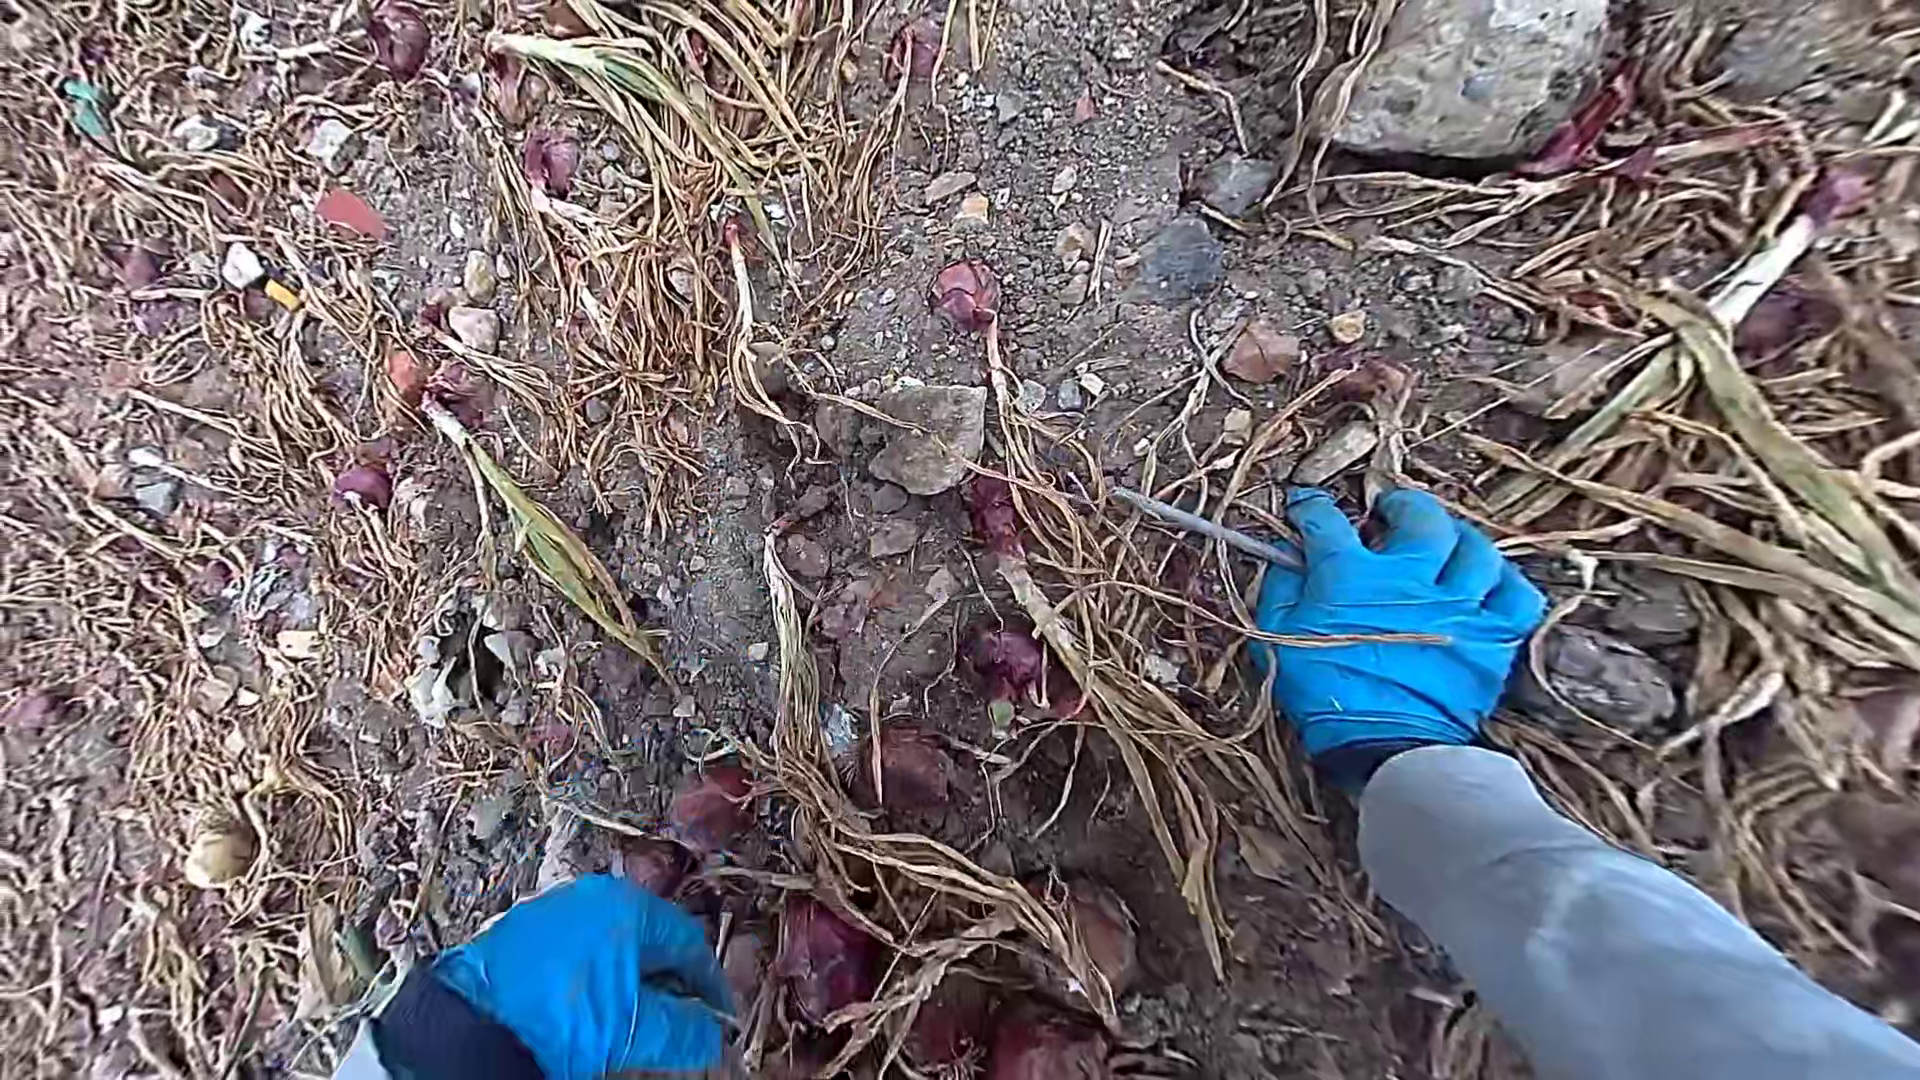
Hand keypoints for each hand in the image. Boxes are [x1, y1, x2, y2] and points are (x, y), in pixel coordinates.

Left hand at [433, 874, 729, 1078]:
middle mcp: (598, 896)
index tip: (717, 1013)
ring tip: (632, 1022)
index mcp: (630, 905)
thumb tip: (713, 1038)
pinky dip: (595, 980)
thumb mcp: (626, 1031)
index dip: (707, 980)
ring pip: (614, 946)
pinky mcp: (521, 933)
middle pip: (651, 940)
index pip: (687, 940)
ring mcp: (557, 911)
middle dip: (668, 983)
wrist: (454, 1035)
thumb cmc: (552, 1021)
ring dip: (632, 982)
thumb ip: (680, 1031)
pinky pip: (578, 952)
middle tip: (679, 1020)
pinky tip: (590, 1011)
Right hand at [1253, 488, 1544, 760]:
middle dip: (1398, 504)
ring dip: (1451, 535)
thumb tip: (1287, 552)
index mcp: (1349, 574)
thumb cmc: (1320, 685)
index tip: (1305, 505)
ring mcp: (1459, 603)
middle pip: (1419, 516)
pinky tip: (1479, 579)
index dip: (1311, 506)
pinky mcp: (1495, 634)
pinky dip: (1500, 578)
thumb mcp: (1277, 632)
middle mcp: (1409, 577)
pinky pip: (1516, 591)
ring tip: (1435, 541)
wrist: (1381, 741)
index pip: (1327, 520)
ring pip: (1473, 546)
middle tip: (1385, 512)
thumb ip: (1281, 584)